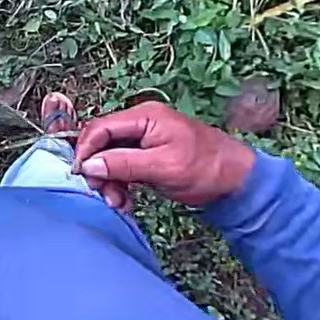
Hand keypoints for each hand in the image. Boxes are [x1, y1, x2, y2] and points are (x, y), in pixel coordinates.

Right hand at [72, 101, 256, 210]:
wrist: (237, 180)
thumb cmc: (206, 168)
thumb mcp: (163, 167)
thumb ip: (124, 163)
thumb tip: (89, 164)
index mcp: (144, 116)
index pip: (100, 128)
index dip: (86, 150)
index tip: (82, 174)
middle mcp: (140, 123)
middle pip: (102, 143)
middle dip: (99, 170)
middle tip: (103, 194)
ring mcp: (143, 139)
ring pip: (109, 157)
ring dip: (109, 181)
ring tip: (119, 203)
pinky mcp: (146, 155)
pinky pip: (121, 167)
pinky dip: (119, 184)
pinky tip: (125, 200)